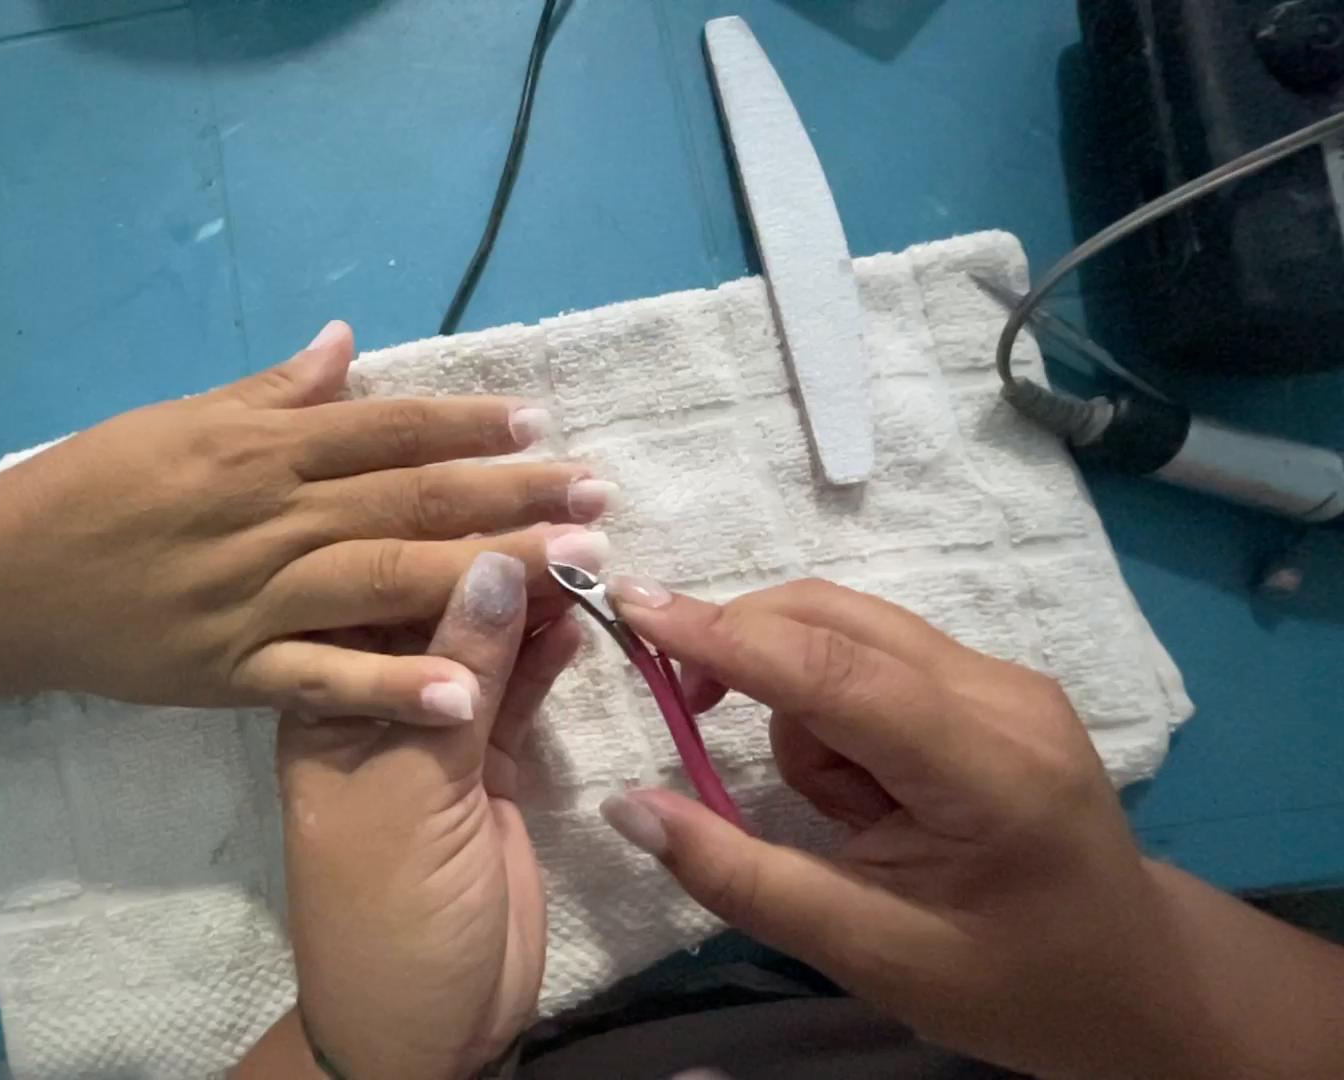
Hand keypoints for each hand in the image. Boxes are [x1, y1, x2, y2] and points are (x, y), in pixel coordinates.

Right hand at [0, 321, 609, 721]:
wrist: (1, 582)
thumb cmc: (89, 488)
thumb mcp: (175, 420)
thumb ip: (268, 389)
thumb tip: (345, 343)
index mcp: (256, 448)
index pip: (383, 429)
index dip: (465, 425)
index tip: (538, 427)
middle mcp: (269, 515)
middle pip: (409, 498)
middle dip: (510, 495)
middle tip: (597, 494)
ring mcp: (255, 598)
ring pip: (386, 578)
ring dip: (486, 574)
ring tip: (571, 570)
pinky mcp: (233, 673)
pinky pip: (324, 678)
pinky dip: (394, 685)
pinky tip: (470, 692)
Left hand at [275, 552, 582, 1078]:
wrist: (428, 1028)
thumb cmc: (389, 907)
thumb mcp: (418, 786)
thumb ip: (460, 675)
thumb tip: (492, 561)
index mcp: (328, 696)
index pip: (379, 593)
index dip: (438, 539)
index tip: (499, 484)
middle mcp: (376, 698)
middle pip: (439, 609)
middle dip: (497, 560)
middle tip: (566, 506)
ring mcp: (436, 728)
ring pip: (484, 645)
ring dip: (532, 602)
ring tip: (585, 552)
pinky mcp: (485, 762)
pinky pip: (516, 695)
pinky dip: (545, 660)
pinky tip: (575, 623)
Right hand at [595, 577, 1202, 1079]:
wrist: (1137, 980)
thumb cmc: (1006, 979)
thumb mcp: (861, 950)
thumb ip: (735, 875)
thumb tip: (624, 806)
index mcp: (987, 770)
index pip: (832, 674)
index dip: (722, 636)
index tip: (630, 606)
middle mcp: (995, 692)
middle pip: (825, 618)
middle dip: (734, 647)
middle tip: (687, 708)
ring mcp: (991, 674)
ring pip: (831, 624)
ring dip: (777, 686)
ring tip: (823, 796)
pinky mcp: (973, 675)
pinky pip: (852, 647)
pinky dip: (809, 694)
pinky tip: (848, 772)